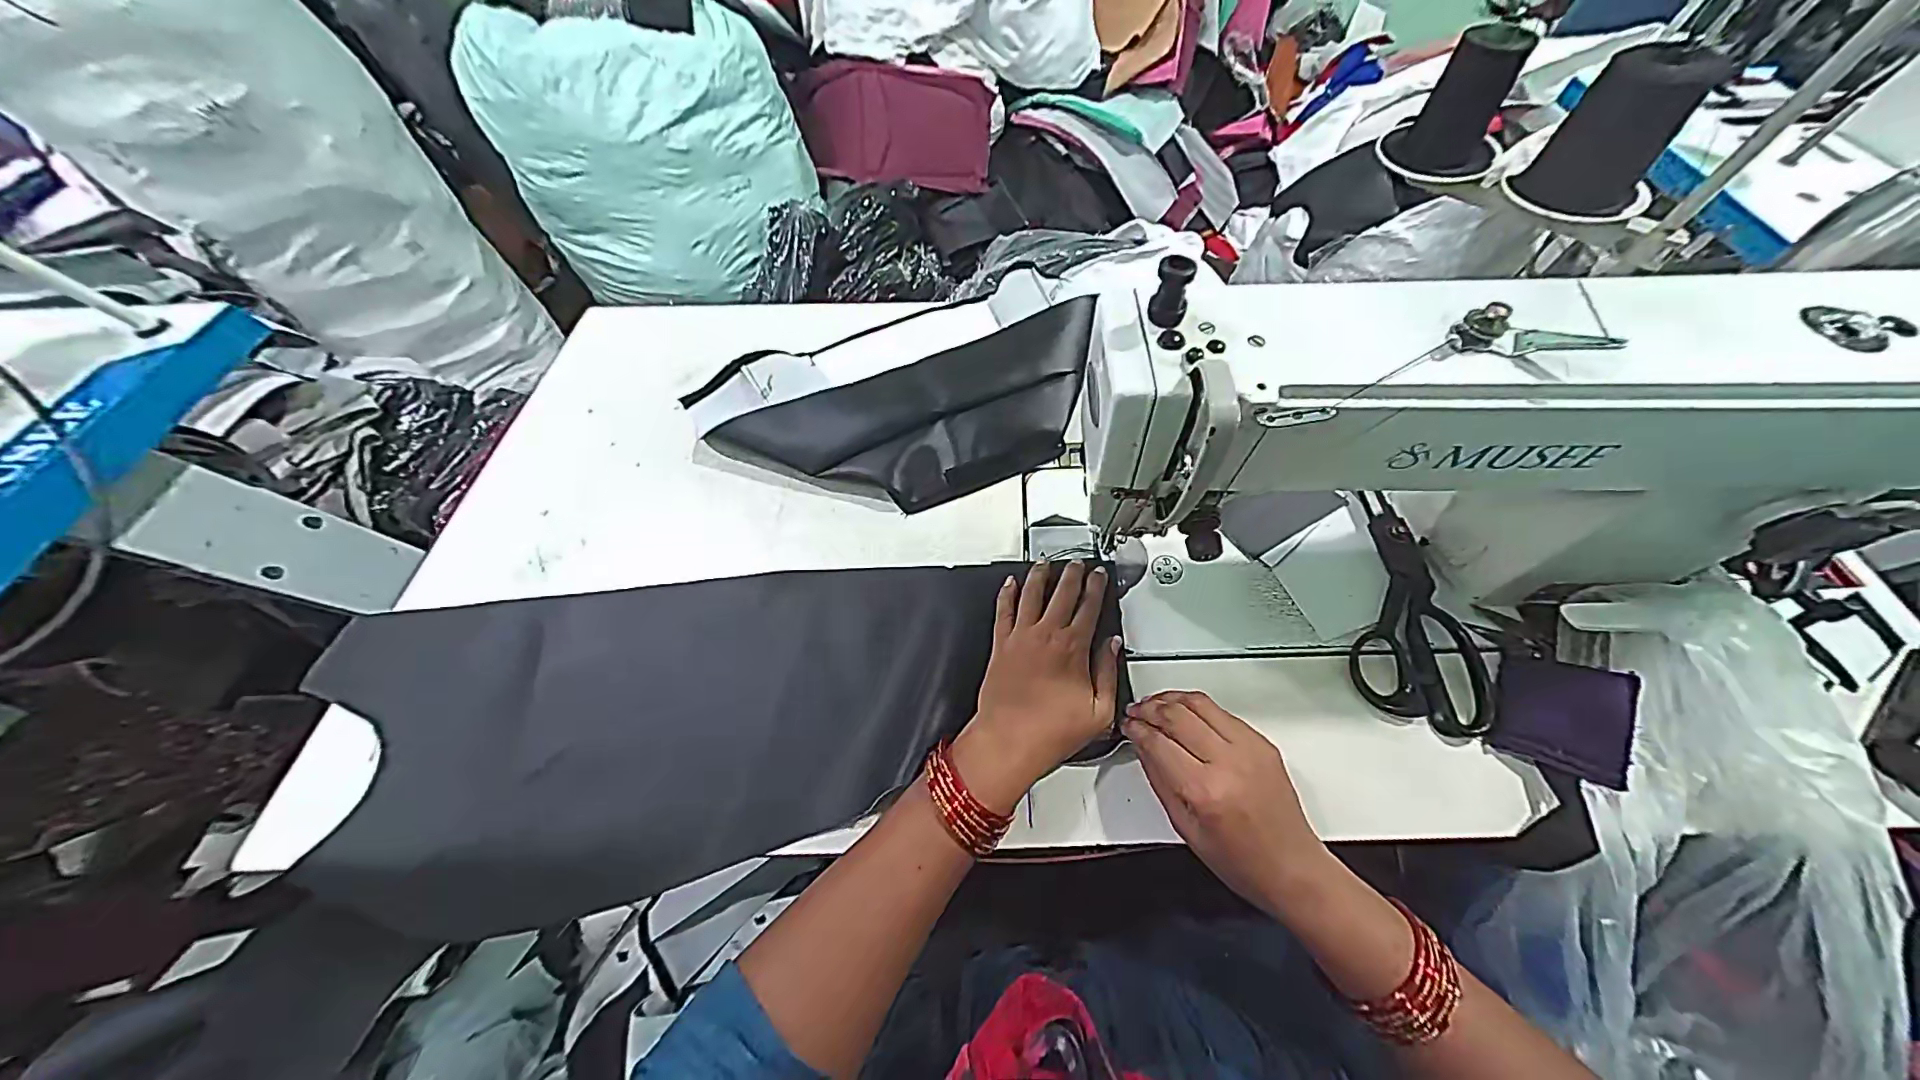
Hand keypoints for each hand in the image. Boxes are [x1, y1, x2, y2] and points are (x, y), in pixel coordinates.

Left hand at [953, 561, 1120, 811]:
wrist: (1008, 740)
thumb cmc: (1050, 731)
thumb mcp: (1099, 710)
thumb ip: (1108, 672)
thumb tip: (1112, 647)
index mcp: (1072, 648)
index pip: (1089, 607)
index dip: (1096, 587)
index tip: (1098, 576)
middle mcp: (1045, 636)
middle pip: (1062, 593)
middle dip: (1072, 574)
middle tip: (1077, 564)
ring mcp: (1020, 638)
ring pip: (1031, 594)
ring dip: (1041, 576)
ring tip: (1046, 563)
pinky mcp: (1000, 645)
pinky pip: (1003, 610)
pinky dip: (1008, 593)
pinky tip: (1011, 583)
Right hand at [1123, 691, 1329, 912]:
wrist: (1292, 869)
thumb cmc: (1244, 861)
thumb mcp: (1185, 827)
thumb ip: (1160, 781)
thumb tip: (1144, 748)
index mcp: (1205, 791)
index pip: (1158, 741)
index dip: (1137, 729)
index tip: (1129, 726)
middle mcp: (1230, 763)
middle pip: (1177, 714)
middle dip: (1150, 708)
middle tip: (1137, 711)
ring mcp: (1250, 750)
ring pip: (1200, 703)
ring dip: (1172, 699)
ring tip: (1156, 704)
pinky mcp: (1263, 744)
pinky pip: (1223, 712)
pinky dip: (1198, 706)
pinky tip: (1186, 711)